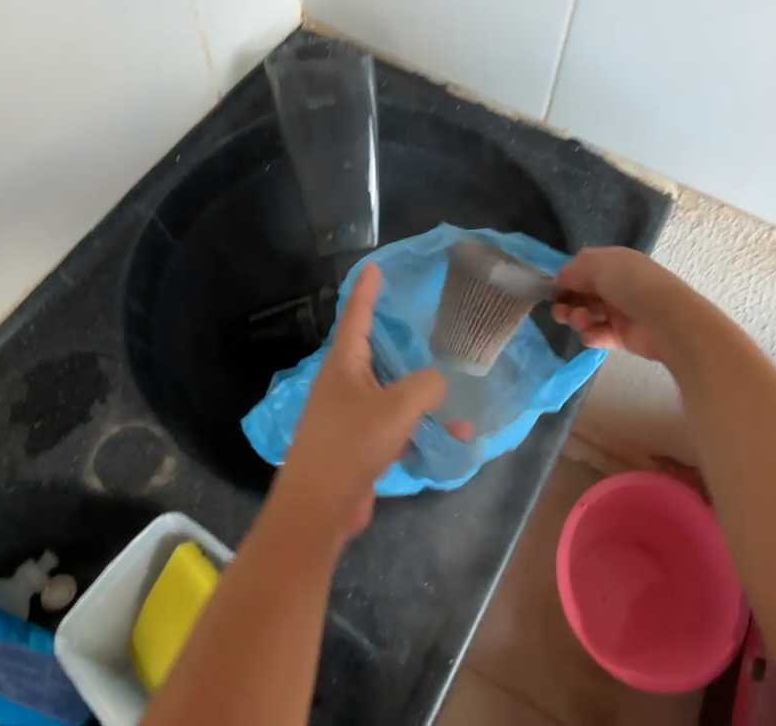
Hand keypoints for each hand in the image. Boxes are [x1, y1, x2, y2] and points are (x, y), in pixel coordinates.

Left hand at [271, 265, 444, 545]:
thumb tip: (436, 384)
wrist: (318, 509)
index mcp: (343, 365)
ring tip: (456, 398)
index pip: (356, 316)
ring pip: (391, 392)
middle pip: (375, 352)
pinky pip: (395, 425)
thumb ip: (426, 386)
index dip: (367, 291)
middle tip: (422, 320)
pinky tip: (451, 439)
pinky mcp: (358, 445)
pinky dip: (420, 427)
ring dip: (422, 395)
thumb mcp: (397, 408)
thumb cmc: (351, 446)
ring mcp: (348, 416)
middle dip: (399, 339)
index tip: (374, 267)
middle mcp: (342, 384)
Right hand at [551, 247, 705, 363]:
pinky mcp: (623, 336)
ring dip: (578, 318)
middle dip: (568, 302)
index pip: (583, 269)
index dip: (566, 279)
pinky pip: (599, 335)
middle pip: (582, 293)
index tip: (554, 291)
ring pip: (588, 315)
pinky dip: (591, 336)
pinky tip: (591, 335)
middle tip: (561, 312)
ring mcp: (621, 311)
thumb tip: (560, 279)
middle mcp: (617, 285)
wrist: (667, 320)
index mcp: (614, 263)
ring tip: (582, 321)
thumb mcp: (597, 264)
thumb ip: (573, 270)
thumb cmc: (631, 284)